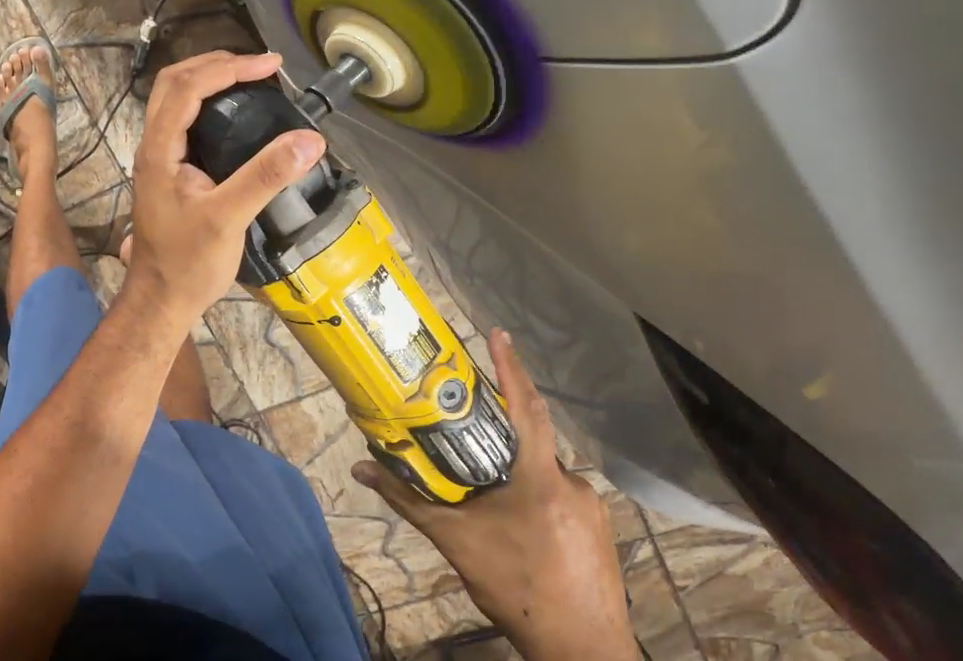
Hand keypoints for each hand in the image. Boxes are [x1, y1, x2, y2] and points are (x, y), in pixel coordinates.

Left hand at [124, 51, 326, 323]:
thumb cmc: (188, 262)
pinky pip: (183, 121)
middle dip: (215, 65)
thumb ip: (265, 176)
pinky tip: (237, 115)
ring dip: (209, 81)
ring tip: (251, 79)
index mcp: (159, 150)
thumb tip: (309, 139)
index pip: (186, 88)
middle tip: (260, 66)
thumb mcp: (229, 219)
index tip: (271, 66)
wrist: (162, 298)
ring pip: (175, 101)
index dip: (228, 69)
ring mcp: (159, 158)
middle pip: (173, 83)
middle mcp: (153, 147)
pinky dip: (208, 104)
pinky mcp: (169, 172)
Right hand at [351, 330, 638, 660]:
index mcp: (540, 479)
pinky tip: (515, 524)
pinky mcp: (601, 533)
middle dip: (501, 431)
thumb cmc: (515, 586)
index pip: (526, 409)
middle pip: (533, 441)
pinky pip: (561, 497)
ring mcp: (593, 510)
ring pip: (546, 473)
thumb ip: (409, 500)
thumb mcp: (454, 541)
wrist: (581, 650)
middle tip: (470, 424)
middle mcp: (574, 485)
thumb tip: (361, 468)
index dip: (511, 368)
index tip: (498, 333)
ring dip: (517, 472)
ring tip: (487, 491)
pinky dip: (535, 496)